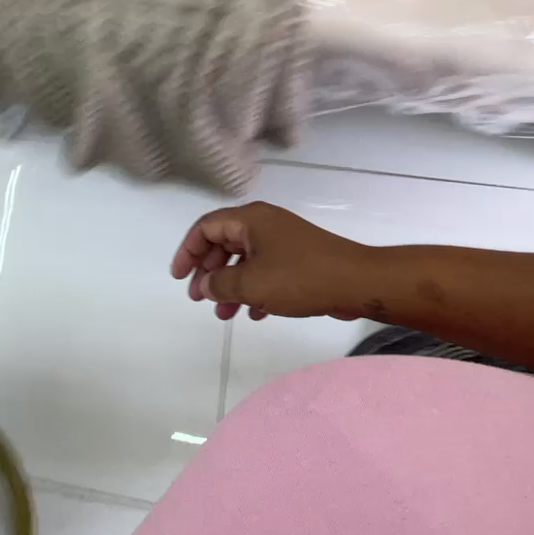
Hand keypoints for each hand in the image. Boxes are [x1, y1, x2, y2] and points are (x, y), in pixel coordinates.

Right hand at [169, 202, 377, 320]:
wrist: (355, 282)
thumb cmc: (299, 277)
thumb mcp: (252, 283)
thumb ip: (221, 283)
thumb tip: (205, 284)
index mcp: (250, 219)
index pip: (206, 227)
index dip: (187, 250)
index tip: (179, 278)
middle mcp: (263, 224)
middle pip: (223, 241)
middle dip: (208, 270)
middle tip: (198, 297)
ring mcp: (282, 240)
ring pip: (244, 259)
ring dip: (230, 285)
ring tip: (223, 315)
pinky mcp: (297, 259)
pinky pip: (264, 270)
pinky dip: (253, 289)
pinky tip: (254, 314)